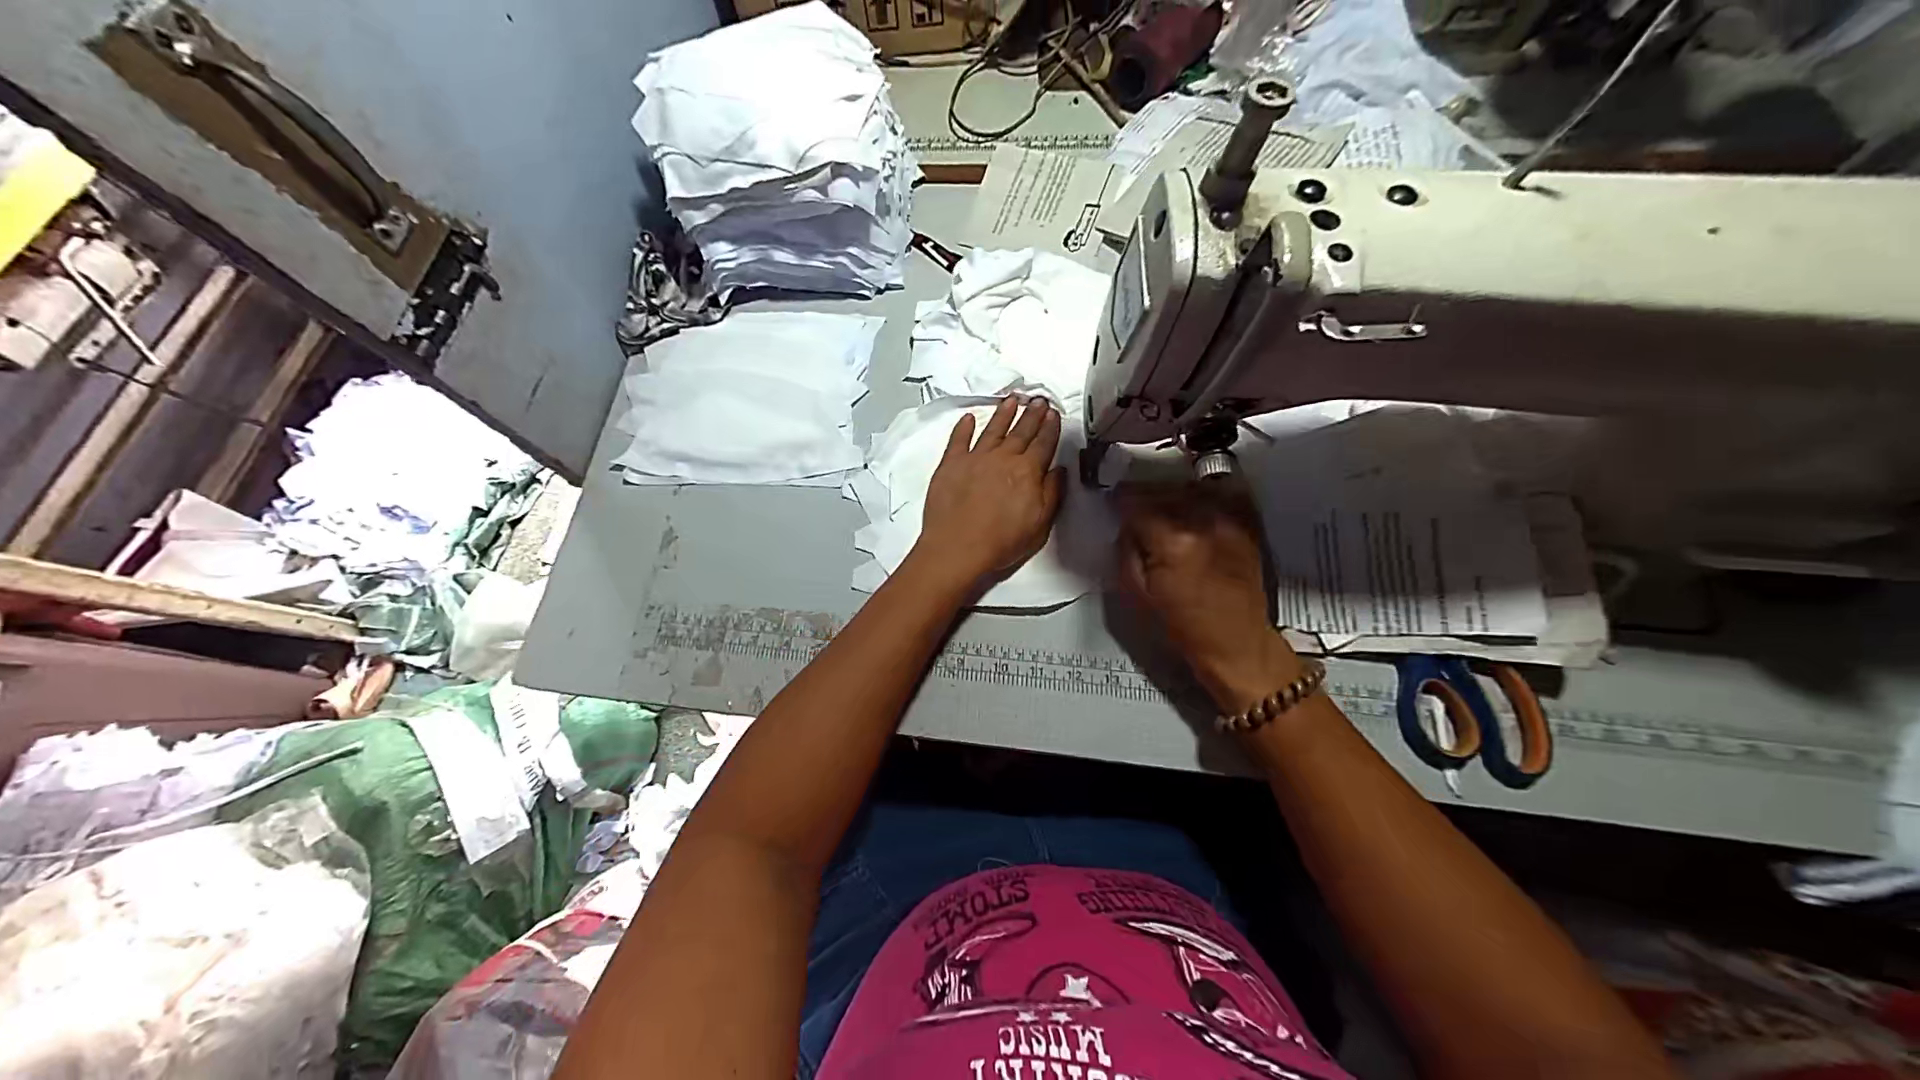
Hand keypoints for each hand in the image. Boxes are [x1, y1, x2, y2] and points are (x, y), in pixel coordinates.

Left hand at [912, 396, 1064, 586]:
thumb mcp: (1040, 524)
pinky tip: (968, 418)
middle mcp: (1002, 459)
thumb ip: (1052, 493)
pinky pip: (958, 439)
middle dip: (1032, 414)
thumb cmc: (999, 542)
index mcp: (1027, 472)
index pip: (1043, 444)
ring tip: (1012, 401)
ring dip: (1004, 414)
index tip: (1053, 415)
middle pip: (1021, 431)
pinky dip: (964, 427)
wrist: (958, 548)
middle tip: (1038, 401)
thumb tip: (1059, 472)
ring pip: (993, 429)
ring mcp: (975, 459)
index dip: (1050, 428)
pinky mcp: (950, 465)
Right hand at [1117, 482, 1300, 711]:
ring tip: (1162, 513)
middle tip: (1134, 512)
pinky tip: (1190, 515)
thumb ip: (1126, 550)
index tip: (1113, 504)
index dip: (1119, 502)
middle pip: (1162, 489)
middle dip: (1143, 497)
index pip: (1135, 501)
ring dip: (1170, 495)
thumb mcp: (1137, 593)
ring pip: (1188, 487)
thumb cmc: (1186, 628)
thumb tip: (1124, 524)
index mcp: (1173, 541)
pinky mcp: (1246, 524)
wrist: (1238, 644)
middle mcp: (1204, 522)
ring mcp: (1229, 520)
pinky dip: (1199, 498)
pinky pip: (1216, 495)